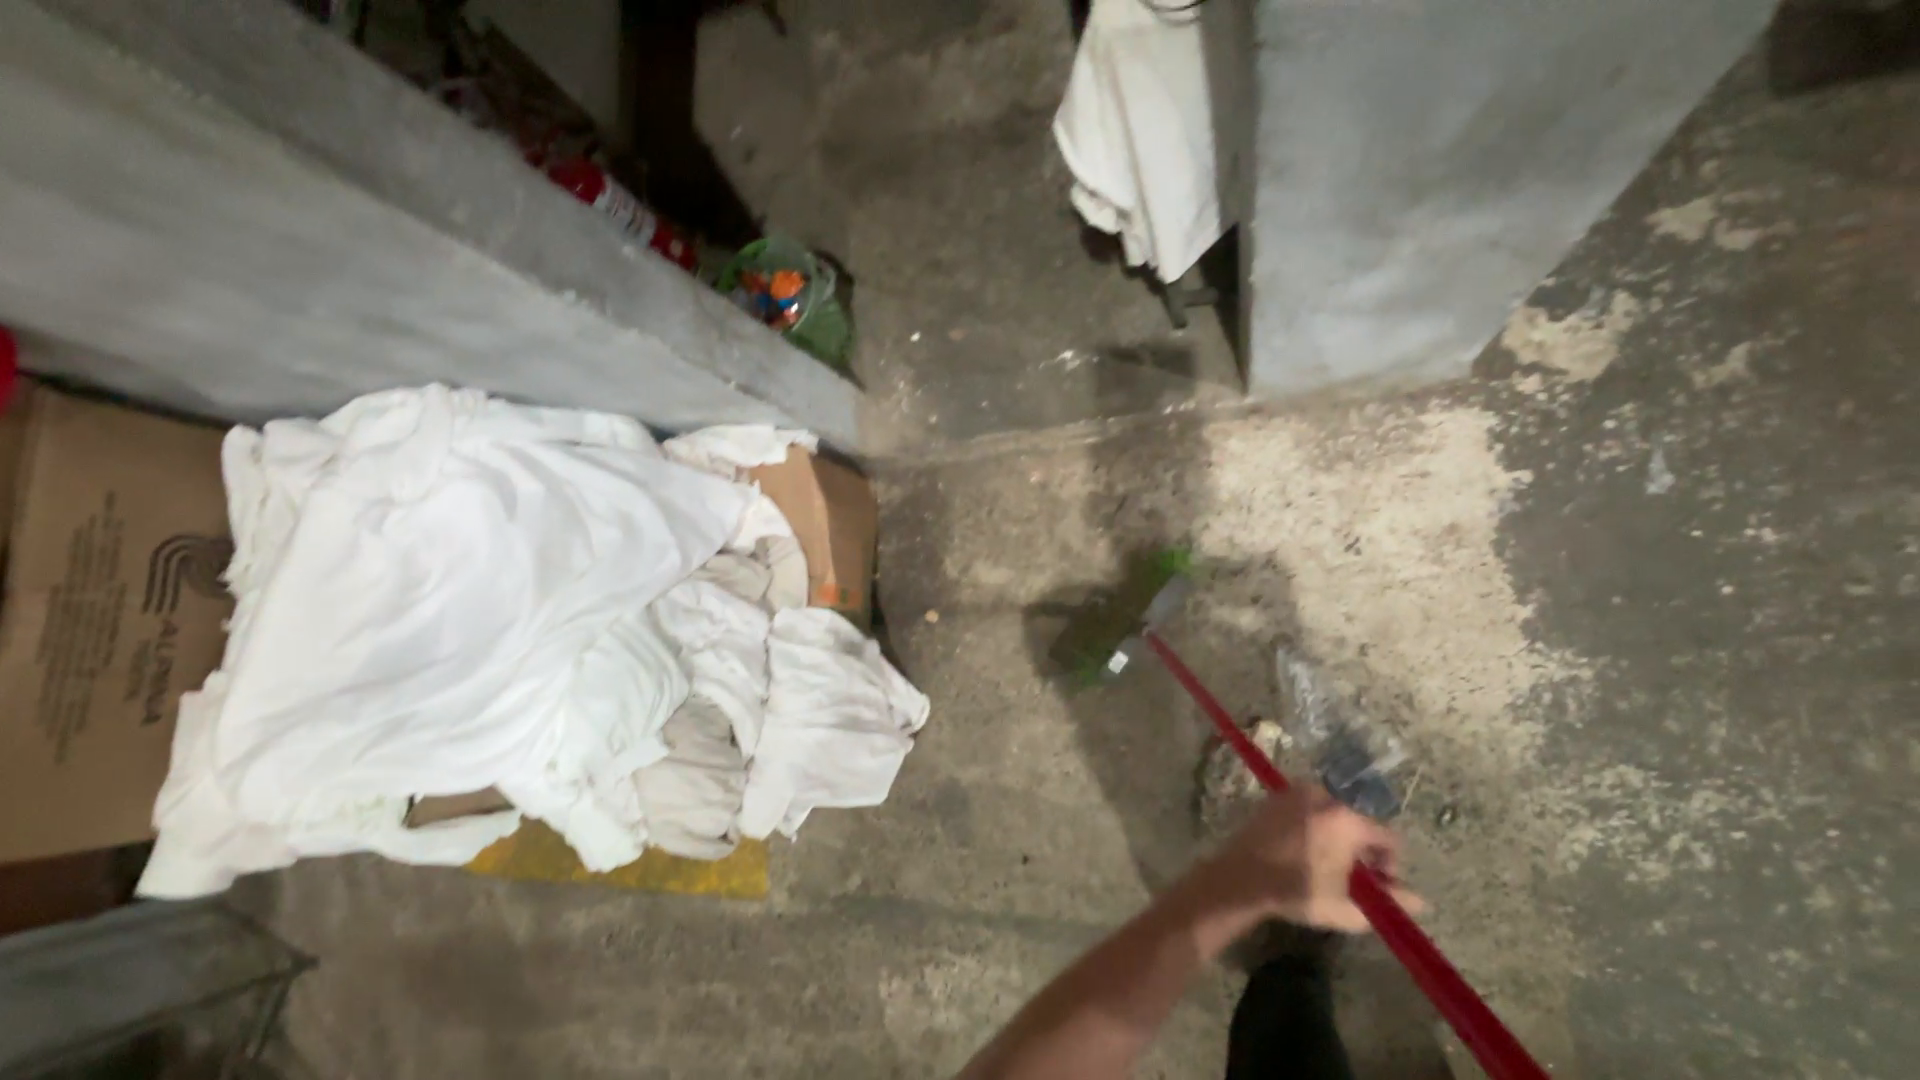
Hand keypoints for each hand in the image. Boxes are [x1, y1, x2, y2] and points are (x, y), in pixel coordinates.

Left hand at [1204, 785, 1424, 932]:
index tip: (1380, 883)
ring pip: (1332, 816)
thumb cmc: (1296, 891)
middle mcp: (1324, 797)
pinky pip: (1307, 810)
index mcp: (1346, 820)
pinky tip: (1303, 851)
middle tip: (1351, 876)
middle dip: (1361, 850)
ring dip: (1336, 837)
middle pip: (1358, 823)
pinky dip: (1313, 826)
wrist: (1241, 878)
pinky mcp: (1274, 797)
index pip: (1387, 838)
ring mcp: (1296, 793)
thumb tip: (1420, 903)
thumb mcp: (1347, 906)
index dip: (1389, 863)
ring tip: (1326, 866)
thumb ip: (1388, 903)